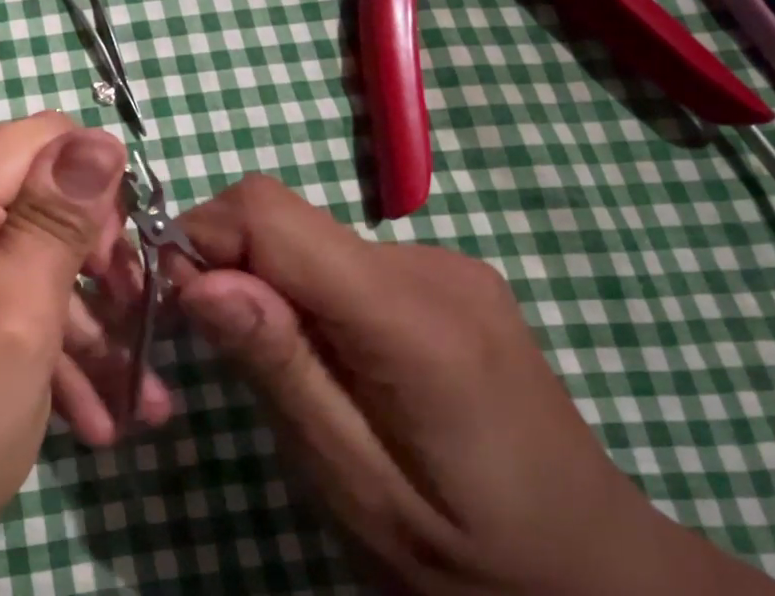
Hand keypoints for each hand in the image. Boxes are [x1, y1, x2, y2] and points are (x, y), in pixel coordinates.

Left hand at [0, 112, 167, 586]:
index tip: (121, 273)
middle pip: (21, 199)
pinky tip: (76, 414)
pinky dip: (17, 338)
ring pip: (1, 256)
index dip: (94, 194)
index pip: (37, 139)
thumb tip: (95, 139)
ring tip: (130, 405)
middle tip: (140, 341)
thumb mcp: (11, 329)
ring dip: (67, 323)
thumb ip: (53, 225)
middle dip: (90, 268)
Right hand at [168, 175, 774, 595]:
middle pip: (278, 217)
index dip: (197, 237)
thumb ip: (281, 370)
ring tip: (274, 366)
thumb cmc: (468, 548)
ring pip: (301, 234)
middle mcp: (430, 266)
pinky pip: (335, 257)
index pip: (267, 214)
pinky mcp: (443, 278)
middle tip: (215, 347)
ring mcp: (444, 266)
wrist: (601, 572)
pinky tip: (323, 358)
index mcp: (411, 318)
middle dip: (220, 262)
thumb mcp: (355, 483)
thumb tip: (196, 279)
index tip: (174, 303)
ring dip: (260, 281)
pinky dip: (298, 289)